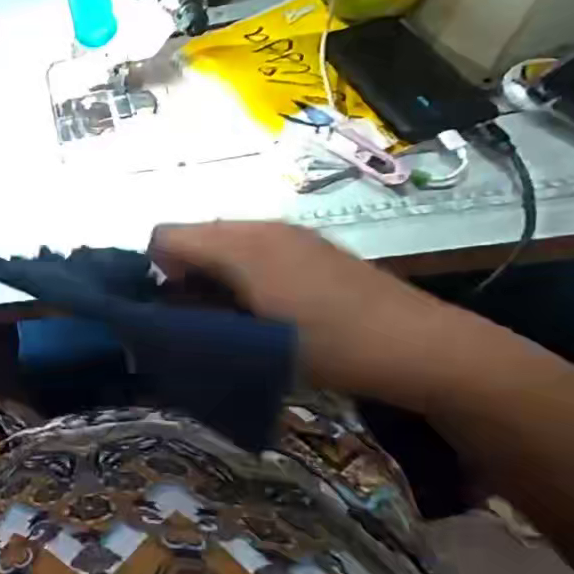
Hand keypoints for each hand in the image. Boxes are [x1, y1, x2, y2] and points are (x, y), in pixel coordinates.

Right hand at [149, 220, 502, 408]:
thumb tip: (162, 311)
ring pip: (223, 243)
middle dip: (182, 274)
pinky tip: (266, 307)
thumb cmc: (329, 346)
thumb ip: (196, 320)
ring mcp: (289, 233)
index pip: (166, 237)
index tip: (171, 313)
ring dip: (212, 275)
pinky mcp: (310, 245)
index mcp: (241, 244)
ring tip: (232, 317)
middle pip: (194, 236)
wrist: (420, 345)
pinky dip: (240, 272)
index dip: (153, 272)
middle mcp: (261, 227)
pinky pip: (253, 247)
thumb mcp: (252, 343)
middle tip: (197, 320)